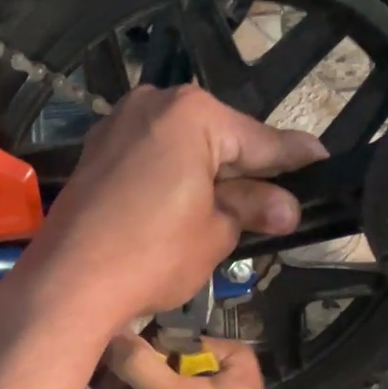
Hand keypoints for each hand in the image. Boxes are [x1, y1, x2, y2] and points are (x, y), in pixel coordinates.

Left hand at [0, 85, 325, 335]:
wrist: (68, 283)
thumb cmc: (151, 255)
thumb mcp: (215, 234)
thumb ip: (251, 209)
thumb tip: (285, 207)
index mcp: (192, 114)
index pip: (258, 139)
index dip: (292, 157)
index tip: (319, 159)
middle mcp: (152, 106)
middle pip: (217, 139)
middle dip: (245, 170)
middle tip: (276, 201)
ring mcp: (117, 127)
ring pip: (181, 149)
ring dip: (208, 176)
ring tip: (234, 210)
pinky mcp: (95, 155)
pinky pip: (150, 159)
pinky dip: (173, 178)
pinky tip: (188, 204)